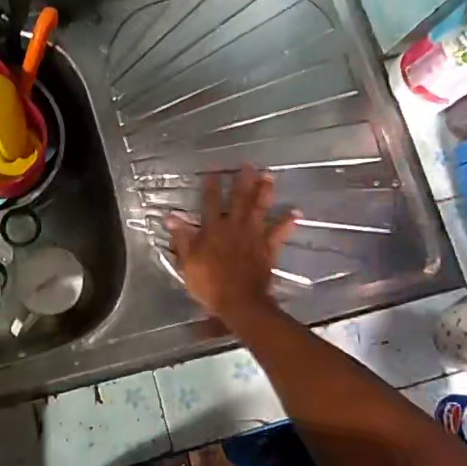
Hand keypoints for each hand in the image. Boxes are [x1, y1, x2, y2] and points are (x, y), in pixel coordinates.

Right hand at [166, 166, 296, 326]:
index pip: (210, 202)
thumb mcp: (187, 262)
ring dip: (265, 192)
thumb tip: (171, 217)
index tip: (214, 170)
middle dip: (243, 181)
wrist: (239, 301)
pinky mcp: (268, 249)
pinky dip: (287, 223)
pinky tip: (295, 212)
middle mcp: (234, 227)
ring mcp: (253, 237)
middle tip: (248, 164)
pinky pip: (279, 233)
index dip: (211, 186)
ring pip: (260, 209)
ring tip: (269, 176)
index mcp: (212, 230)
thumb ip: (182, 238)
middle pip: (239, 199)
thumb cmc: (209, 283)